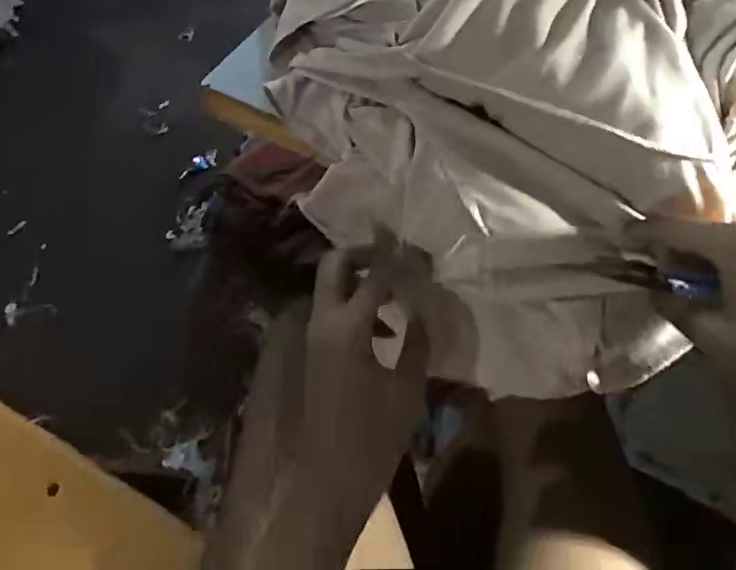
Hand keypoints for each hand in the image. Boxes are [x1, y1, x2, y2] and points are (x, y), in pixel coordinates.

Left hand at [289, 245, 430, 510]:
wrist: (326, 483)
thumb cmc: (372, 439)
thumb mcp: (406, 391)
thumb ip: (416, 343)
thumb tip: (422, 310)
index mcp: (347, 328)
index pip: (375, 276)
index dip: (399, 261)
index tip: (422, 253)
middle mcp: (323, 321)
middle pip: (334, 264)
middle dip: (364, 253)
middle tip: (397, 257)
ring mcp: (314, 335)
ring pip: (330, 285)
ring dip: (358, 277)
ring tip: (397, 288)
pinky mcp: (314, 350)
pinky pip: (331, 309)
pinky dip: (353, 302)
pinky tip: (384, 327)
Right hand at [640, 191, 735, 437]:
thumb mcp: (718, 340)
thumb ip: (677, 307)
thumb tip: (659, 289)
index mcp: (734, 242)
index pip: (670, 228)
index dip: (640, 235)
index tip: (617, 243)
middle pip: (701, 234)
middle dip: (676, 255)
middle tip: (662, 283)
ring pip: (727, 245)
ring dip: (706, 265)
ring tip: (699, 297)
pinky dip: (733, 270)